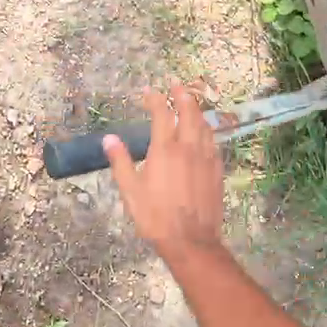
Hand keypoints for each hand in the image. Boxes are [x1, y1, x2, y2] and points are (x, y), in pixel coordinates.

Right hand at [103, 84, 224, 258]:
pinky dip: (206, 129)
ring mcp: (206, 159)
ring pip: (204, 125)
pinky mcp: (216, 171)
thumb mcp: (130, 191)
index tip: (148, 91)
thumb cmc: (155, 217)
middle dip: (182, 95)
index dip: (155, 99)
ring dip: (196, 109)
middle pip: (189, 112)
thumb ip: (121, 161)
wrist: (192, 242)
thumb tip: (109, 139)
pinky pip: (213, 142)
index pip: (161, 114)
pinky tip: (204, 132)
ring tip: (190, 102)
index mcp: (165, 149)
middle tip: (176, 84)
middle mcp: (188, 148)